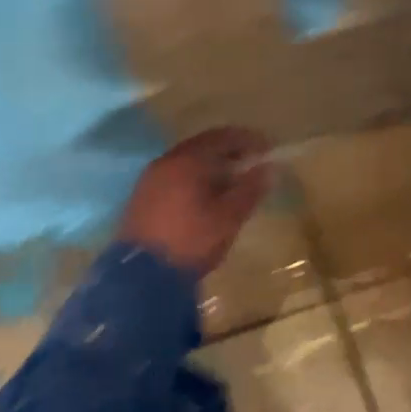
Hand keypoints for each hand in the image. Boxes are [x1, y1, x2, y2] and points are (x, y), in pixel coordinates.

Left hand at [117, 127, 270, 277]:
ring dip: (210, 166)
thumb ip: (250, 190)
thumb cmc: (191, 241)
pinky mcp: (141, 198)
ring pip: (186, 162)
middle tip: (251, 163)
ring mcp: (150, 179)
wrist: (142, 274)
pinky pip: (174, 177)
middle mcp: (166, 161)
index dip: (248, 139)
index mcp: (188, 160)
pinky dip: (194, 178)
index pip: (222, 137)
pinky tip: (205, 196)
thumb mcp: (228, 218)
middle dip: (229, 151)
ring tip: (232, 182)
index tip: (267, 148)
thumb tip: (268, 168)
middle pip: (202, 146)